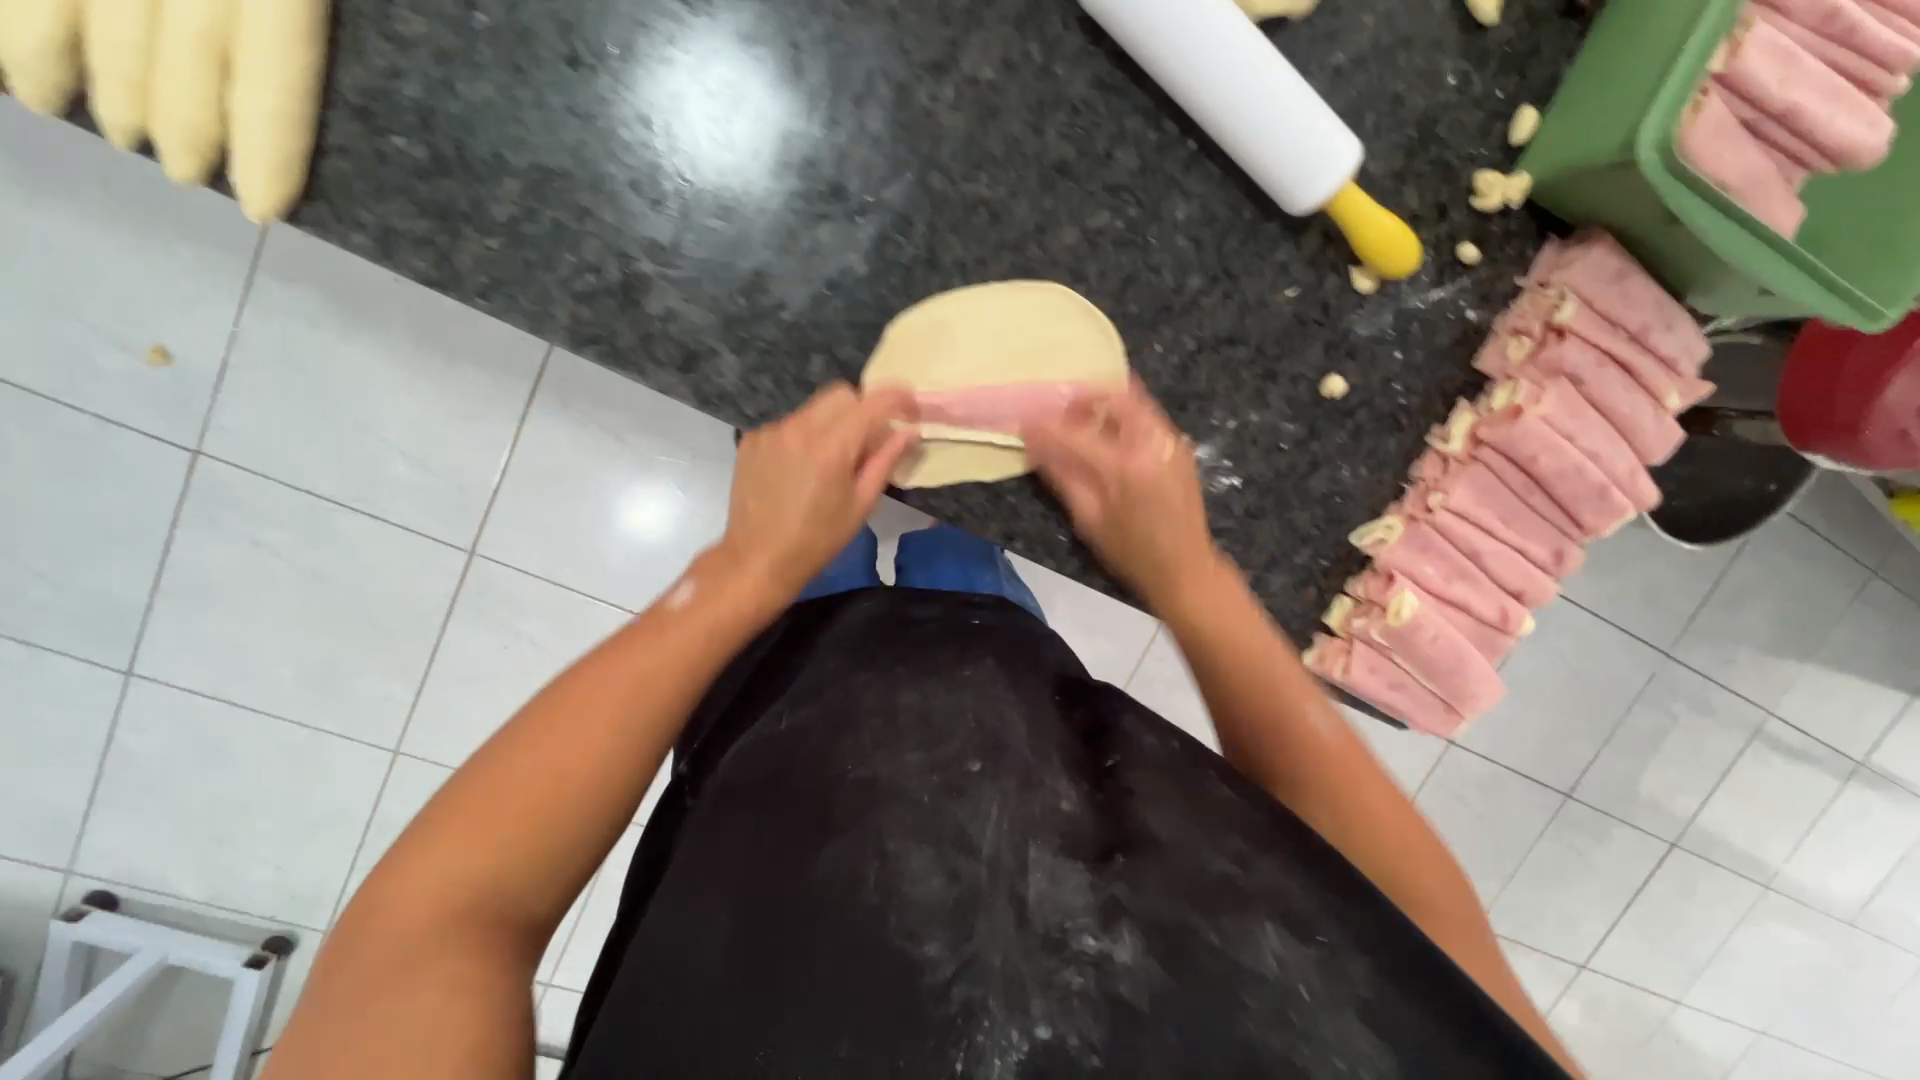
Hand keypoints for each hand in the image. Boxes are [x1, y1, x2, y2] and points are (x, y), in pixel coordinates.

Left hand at [714, 382, 917, 599]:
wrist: (757, 559)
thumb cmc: (818, 539)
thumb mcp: (862, 504)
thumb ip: (886, 460)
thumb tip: (910, 432)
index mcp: (832, 446)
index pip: (872, 402)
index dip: (898, 398)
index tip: (911, 407)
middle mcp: (799, 427)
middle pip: (841, 394)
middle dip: (862, 408)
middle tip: (871, 439)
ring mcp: (772, 431)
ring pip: (814, 409)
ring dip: (832, 424)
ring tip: (832, 461)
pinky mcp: (753, 440)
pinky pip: (789, 425)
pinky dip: (804, 437)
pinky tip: (801, 469)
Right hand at [1023, 379, 1223, 609]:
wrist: (1186, 569)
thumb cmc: (1132, 553)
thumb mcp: (1088, 520)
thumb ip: (1062, 476)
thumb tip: (1035, 446)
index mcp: (1125, 467)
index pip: (1075, 433)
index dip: (1046, 425)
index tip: (1025, 420)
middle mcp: (1152, 443)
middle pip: (1114, 396)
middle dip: (1083, 396)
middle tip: (1059, 409)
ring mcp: (1171, 441)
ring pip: (1134, 400)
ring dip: (1104, 402)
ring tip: (1080, 418)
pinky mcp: (1179, 447)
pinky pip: (1147, 416)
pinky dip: (1123, 415)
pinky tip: (1107, 434)